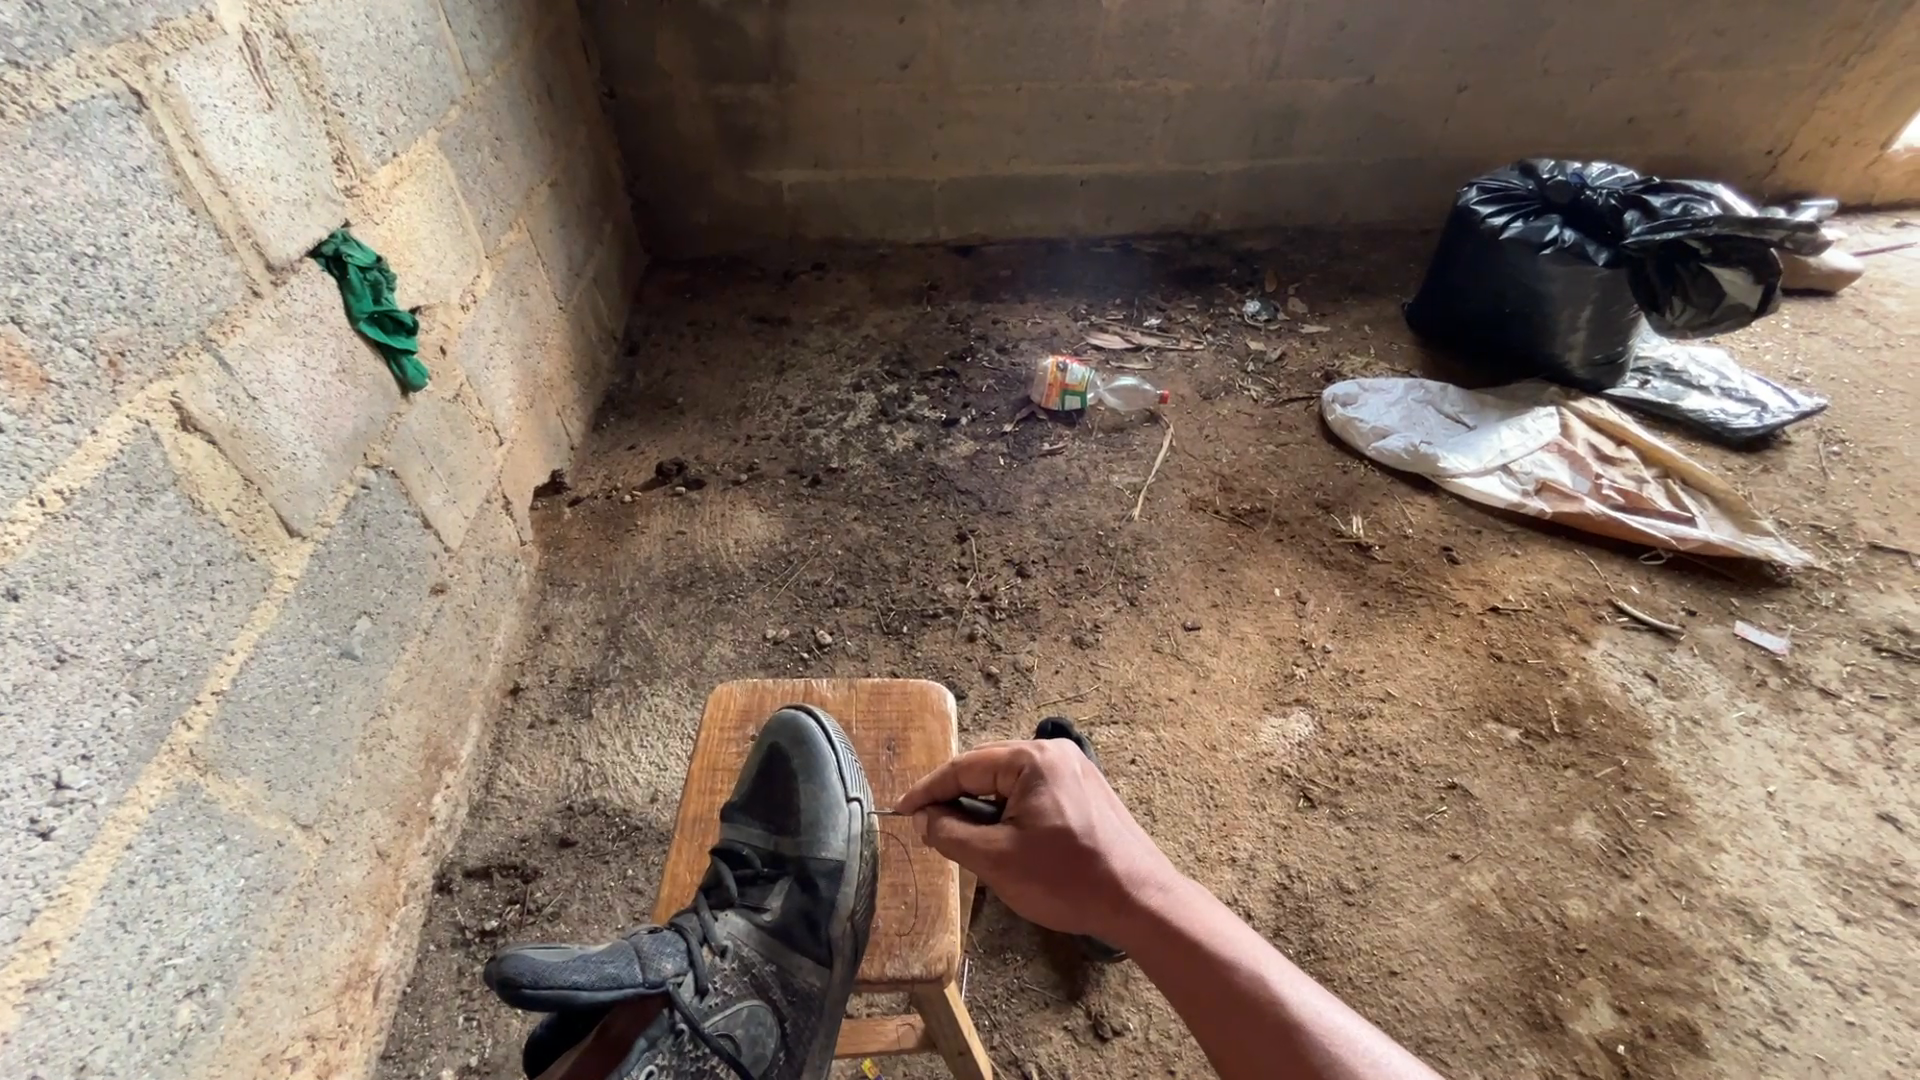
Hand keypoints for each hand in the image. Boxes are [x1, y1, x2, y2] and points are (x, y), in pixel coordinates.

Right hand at [895, 739, 1180, 943]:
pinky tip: (1003, 838)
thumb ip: (951, 834)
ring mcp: (1074, 769)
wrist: (1140, 901)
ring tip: (965, 839)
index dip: (929, 790)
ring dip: (984, 808)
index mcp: (1032, 759)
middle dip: (957, 799)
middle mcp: (1054, 752)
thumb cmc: (1066, 879)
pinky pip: (1033, 792)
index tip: (902, 809)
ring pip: (1010, 783)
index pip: (965, 767)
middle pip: (988, 770)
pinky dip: (1010, 812)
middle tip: (929, 828)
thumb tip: (925, 819)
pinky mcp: (1085, 791)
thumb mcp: (996, 860)